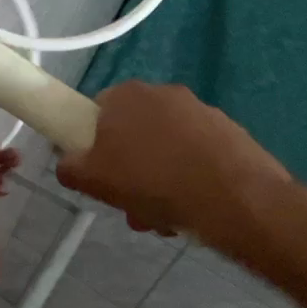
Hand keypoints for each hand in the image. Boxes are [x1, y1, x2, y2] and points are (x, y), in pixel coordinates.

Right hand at [56, 82, 291, 247]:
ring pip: (166, 147)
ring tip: (161, 214)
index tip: (98, 170)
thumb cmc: (153, 182)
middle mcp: (165, 93)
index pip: (96, 110)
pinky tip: (192, 208)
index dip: (92, 142)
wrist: (238, 202)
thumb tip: (69, 164)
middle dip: (129, 166)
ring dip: (159, 177)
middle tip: (128, 199)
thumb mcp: (90, 179)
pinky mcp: (234, 135)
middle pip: (133, 131)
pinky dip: (191, 178)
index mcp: (127, 94)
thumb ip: (68, 167)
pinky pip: (198, 156)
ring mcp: (204, 112)